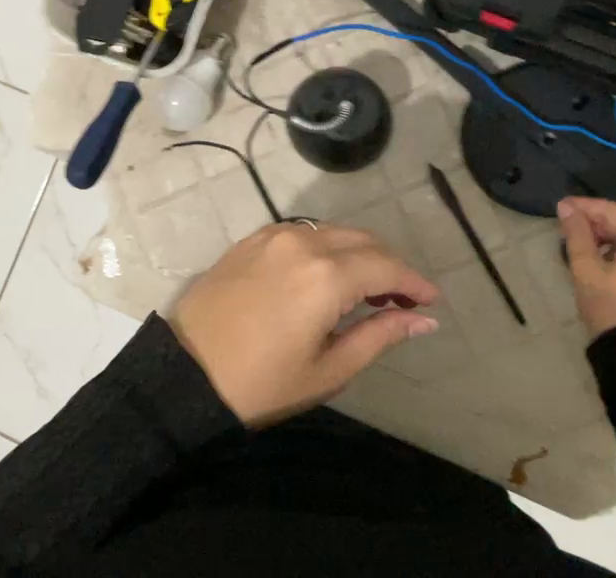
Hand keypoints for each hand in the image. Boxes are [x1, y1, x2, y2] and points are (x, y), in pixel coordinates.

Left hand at [168, 221, 440, 428]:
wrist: (185, 372)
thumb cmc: (260, 383)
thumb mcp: (328, 369)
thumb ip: (379, 335)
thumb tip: (424, 319)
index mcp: (326, 276)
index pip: (386, 267)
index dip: (415, 282)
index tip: (431, 302)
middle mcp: (302, 243)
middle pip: (362, 241)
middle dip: (389, 266)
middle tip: (403, 300)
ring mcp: (272, 237)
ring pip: (332, 232)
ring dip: (358, 254)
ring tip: (368, 291)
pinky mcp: (250, 240)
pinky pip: (301, 233)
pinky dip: (325, 247)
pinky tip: (326, 275)